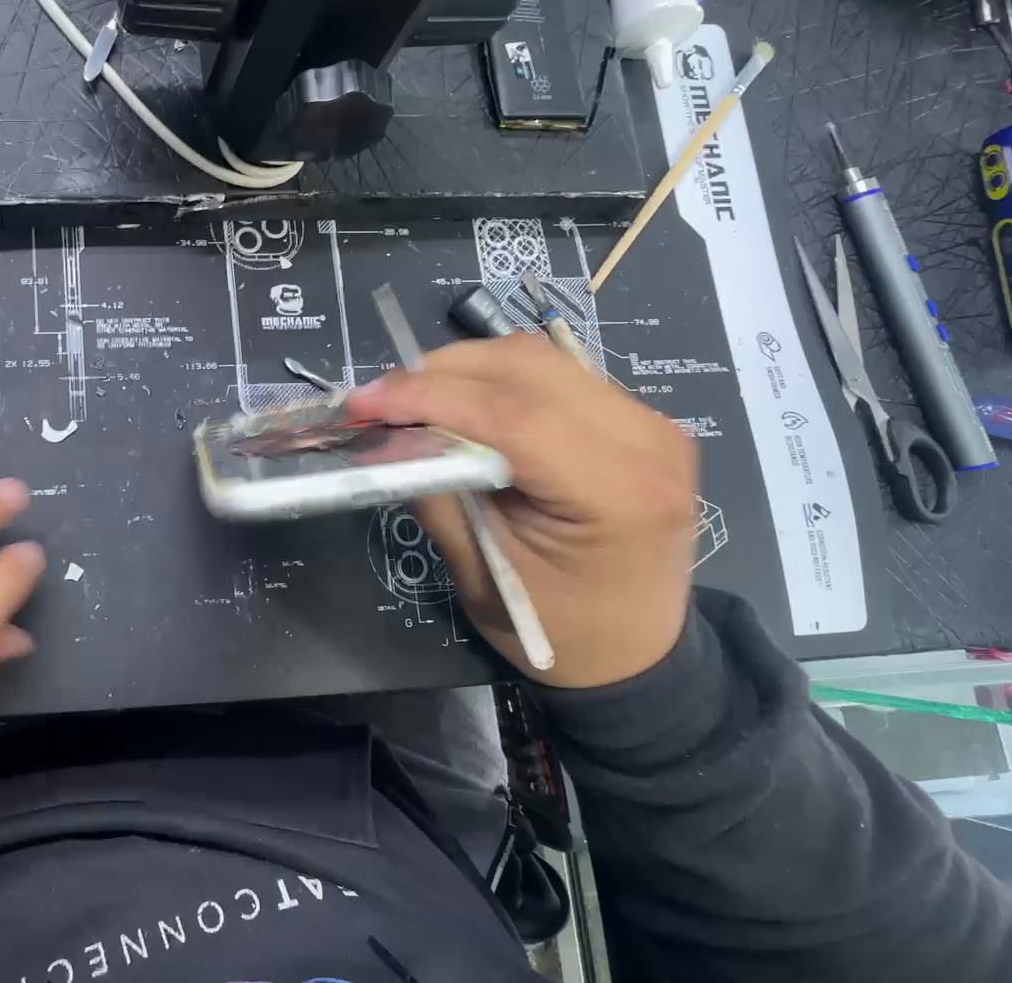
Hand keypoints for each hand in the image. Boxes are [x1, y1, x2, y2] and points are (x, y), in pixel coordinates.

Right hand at [346, 336, 698, 688]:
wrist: (633, 652)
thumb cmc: (555, 628)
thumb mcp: (480, 571)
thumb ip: (435, 494)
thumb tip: (383, 439)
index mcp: (619, 492)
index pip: (513, 415)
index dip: (429, 397)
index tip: (364, 403)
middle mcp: (646, 439)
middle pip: (525, 368)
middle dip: (437, 373)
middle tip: (377, 401)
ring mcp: (647, 421)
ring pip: (537, 358)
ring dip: (463, 370)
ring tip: (410, 401)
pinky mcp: (633, 417)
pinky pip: (551, 373)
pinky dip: (492, 379)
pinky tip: (457, 404)